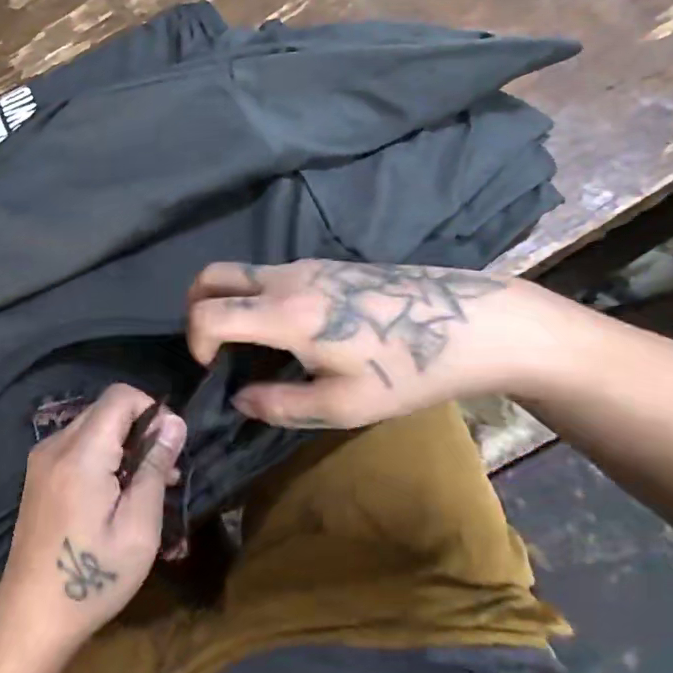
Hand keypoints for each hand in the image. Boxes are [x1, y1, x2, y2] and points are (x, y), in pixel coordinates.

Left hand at [0, 384, 185, 672]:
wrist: (34, 612)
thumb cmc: (95, 576)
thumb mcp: (139, 527)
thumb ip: (154, 468)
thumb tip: (174, 422)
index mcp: (80, 454)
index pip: (119, 395)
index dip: (152, 409)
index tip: (173, 446)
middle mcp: (54, 445)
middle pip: (104, 410)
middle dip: (140, 429)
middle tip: (167, 473)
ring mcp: (40, 459)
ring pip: (91, 427)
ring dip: (122, 445)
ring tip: (148, 488)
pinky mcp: (37, 475)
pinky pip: (76, 447)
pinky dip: (101, 457)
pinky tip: (116, 494)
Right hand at [186, 259, 552, 428]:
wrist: (478, 324)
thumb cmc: (410, 369)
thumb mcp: (346, 406)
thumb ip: (281, 405)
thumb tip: (240, 398)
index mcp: (285, 314)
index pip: (208, 313)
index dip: (194, 342)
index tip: (213, 370)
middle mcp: (285, 280)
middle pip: (210, 276)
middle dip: (194, 308)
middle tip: (212, 347)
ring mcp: (305, 266)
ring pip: (238, 273)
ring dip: (226, 303)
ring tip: (250, 345)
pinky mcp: (325, 266)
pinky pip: (267, 275)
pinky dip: (253, 298)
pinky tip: (288, 332)